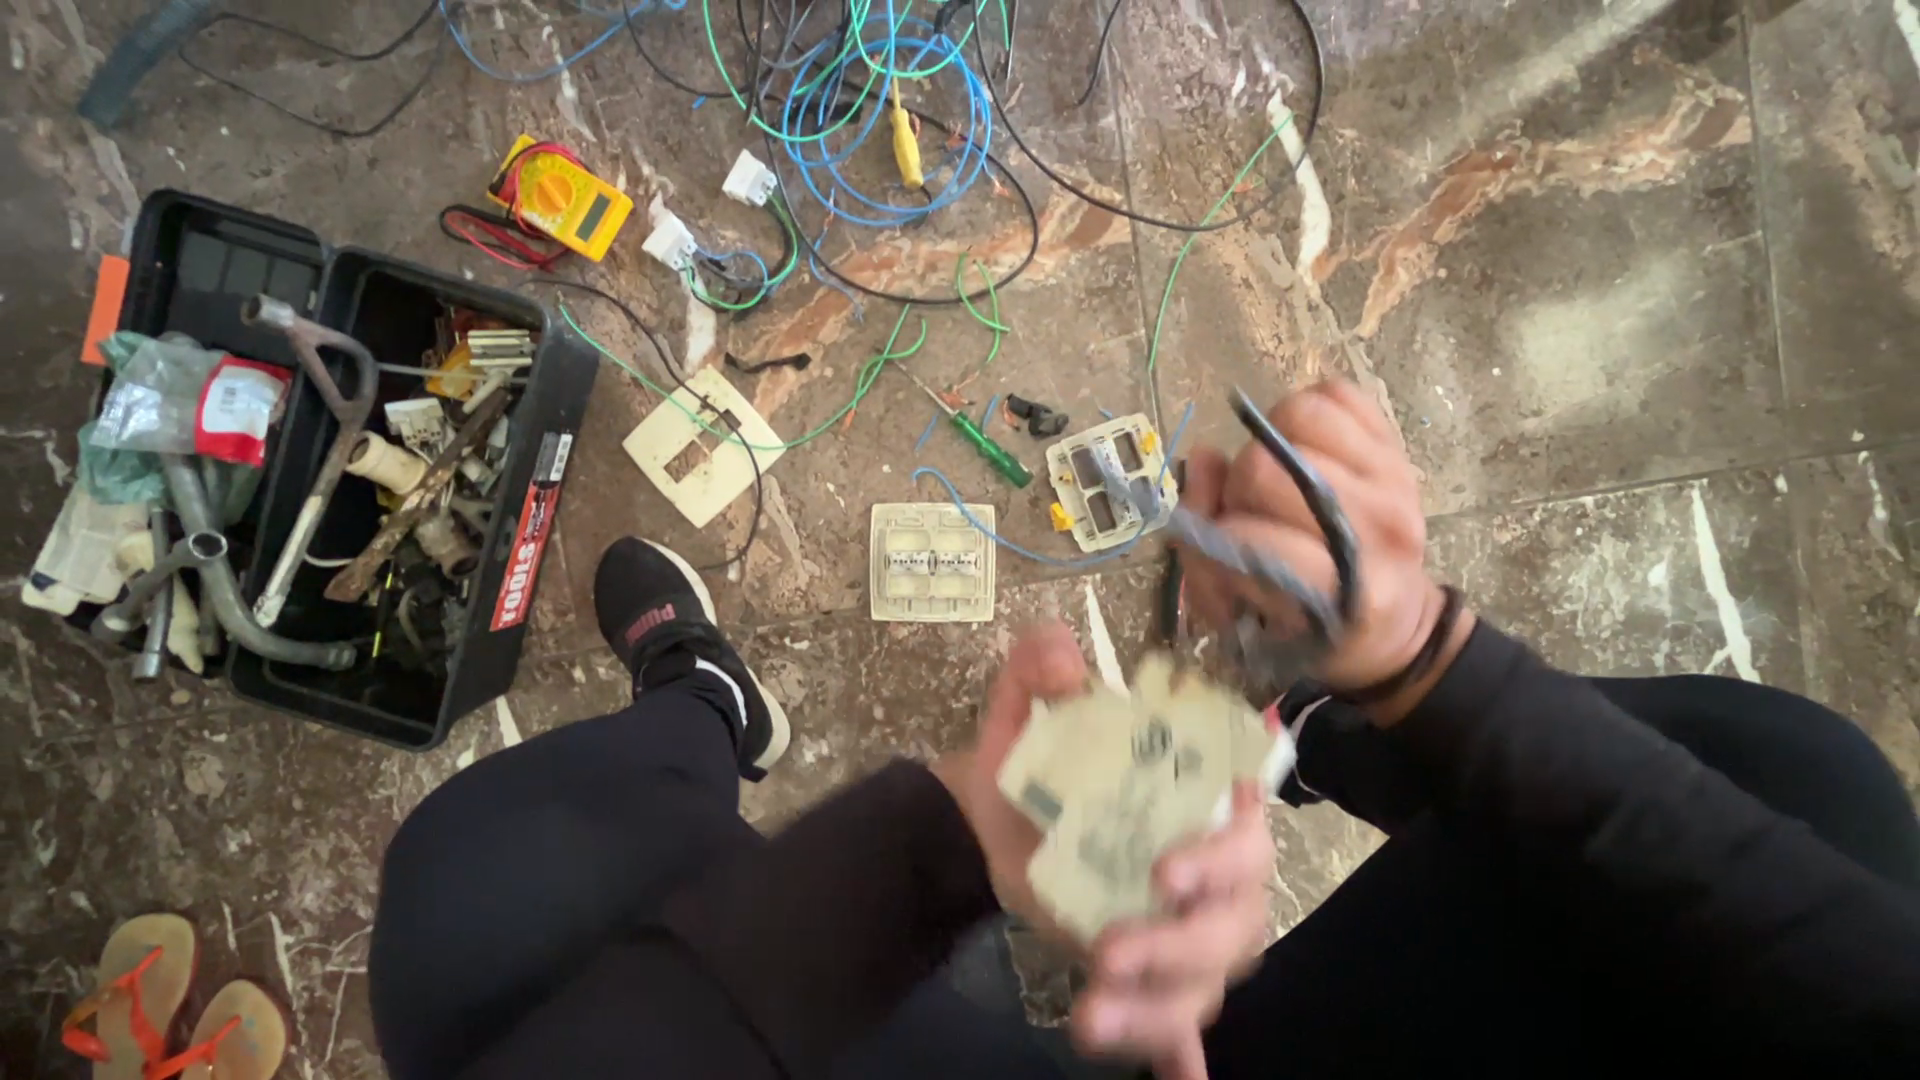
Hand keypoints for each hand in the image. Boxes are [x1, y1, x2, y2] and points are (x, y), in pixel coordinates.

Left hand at [932, 623, 1275, 1078]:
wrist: (986, 818)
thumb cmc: (1025, 757)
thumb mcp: (1020, 704)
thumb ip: (1037, 664)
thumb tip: (1065, 660)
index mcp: (1189, 795)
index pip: (1244, 825)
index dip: (1224, 854)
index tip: (1165, 872)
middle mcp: (1204, 862)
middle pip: (1238, 915)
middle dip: (1182, 941)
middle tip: (1109, 946)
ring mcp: (1182, 922)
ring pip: (1210, 976)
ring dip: (1160, 1001)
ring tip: (1091, 1015)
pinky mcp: (1151, 970)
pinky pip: (1182, 1020)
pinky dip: (1177, 1048)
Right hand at [1181, 380, 1458, 701]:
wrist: (1390, 619)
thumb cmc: (1304, 626)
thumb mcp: (1237, 613)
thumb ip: (1202, 545)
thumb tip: (1203, 458)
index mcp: (1340, 587)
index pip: (1250, 535)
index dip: (1219, 535)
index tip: (1228, 547)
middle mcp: (1380, 527)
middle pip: (1266, 466)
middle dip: (1239, 488)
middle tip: (1248, 511)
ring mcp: (1396, 479)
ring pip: (1302, 416)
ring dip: (1269, 441)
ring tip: (1273, 474)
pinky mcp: (1397, 446)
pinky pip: (1337, 392)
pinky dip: (1304, 412)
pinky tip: (1298, 447)